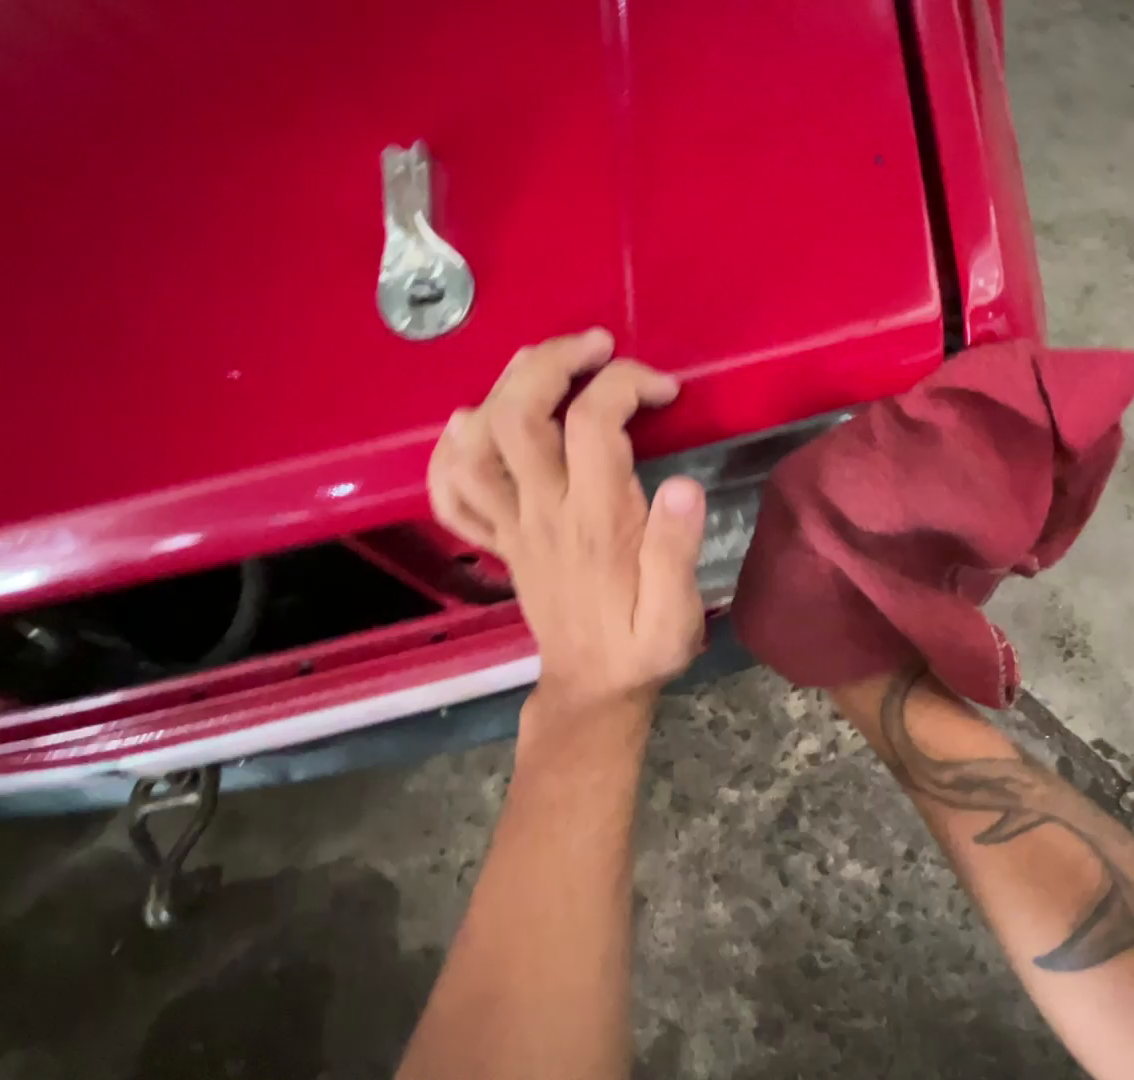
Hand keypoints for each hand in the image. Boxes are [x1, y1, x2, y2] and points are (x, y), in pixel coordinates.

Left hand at [426, 329, 707, 735]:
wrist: (592, 690)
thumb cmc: (641, 647)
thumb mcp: (677, 612)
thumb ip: (677, 549)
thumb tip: (683, 483)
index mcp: (594, 521)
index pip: (594, 424)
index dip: (626, 385)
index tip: (665, 390)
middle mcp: (542, 512)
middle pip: (518, 413)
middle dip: (552, 362)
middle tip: (595, 346)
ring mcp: (512, 525)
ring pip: (477, 441)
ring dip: (503, 388)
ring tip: (544, 367)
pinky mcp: (499, 540)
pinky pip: (452, 491)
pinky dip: (450, 451)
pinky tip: (470, 427)